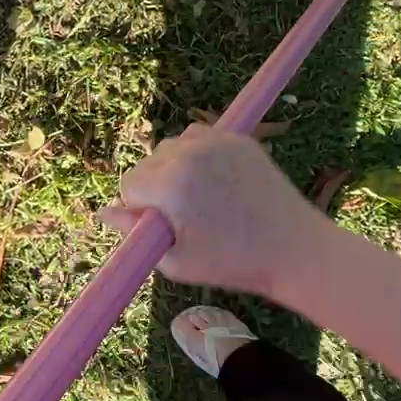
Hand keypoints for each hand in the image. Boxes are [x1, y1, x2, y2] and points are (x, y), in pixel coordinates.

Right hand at [99, 126, 328, 297]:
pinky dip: (197, 156)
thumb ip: (134, 232)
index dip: (141, 209)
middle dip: (156, 187)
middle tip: (188, 217)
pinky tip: (216, 182)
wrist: (297, 250)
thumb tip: (102, 212)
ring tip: (202, 199)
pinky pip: (198, 138)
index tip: (166, 227)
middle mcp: (189, 153)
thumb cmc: (233, 263)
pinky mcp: (237, 138)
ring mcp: (216, 140)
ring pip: (170, 148)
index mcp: (172, 184)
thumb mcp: (175, 260)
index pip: (129, 184)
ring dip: (174, 169)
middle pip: (148, 163)